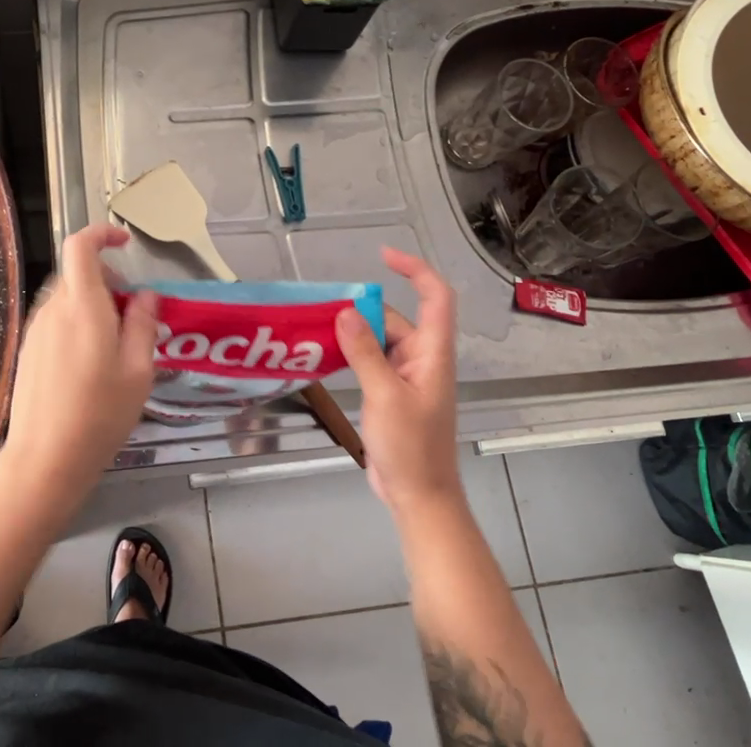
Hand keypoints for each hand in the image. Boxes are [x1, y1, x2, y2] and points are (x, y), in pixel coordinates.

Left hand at [0, 224, 160, 500]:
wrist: (45, 459)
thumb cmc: (99, 416)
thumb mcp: (138, 372)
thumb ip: (144, 325)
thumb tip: (147, 296)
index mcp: (82, 306)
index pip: (80, 246)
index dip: (102, 233)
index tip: (125, 242)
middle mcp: (52, 310)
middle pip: (77, 274)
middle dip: (108, 280)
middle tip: (134, 313)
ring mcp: (36, 331)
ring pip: (66, 299)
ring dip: (93, 304)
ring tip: (117, 344)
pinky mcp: (29, 351)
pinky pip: (56, 321)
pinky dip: (77, 324)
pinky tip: (92, 363)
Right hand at [335, 247, 460, 512]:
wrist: (419, 495)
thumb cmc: (411, 447)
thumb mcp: (384, 396)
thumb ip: (364, 352)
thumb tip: (345, 311)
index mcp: (433, 354)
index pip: (436, 297)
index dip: (415, 270)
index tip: (383, 256)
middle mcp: (422, 359)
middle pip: (395, 319)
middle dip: (362, 310)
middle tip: (320, 311)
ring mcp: (406, 378)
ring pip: (378, 341)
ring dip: (352, 334)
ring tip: (314, 330)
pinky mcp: (391, 394)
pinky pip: (371, 362)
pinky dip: (350, 355)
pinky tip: (323, 356)